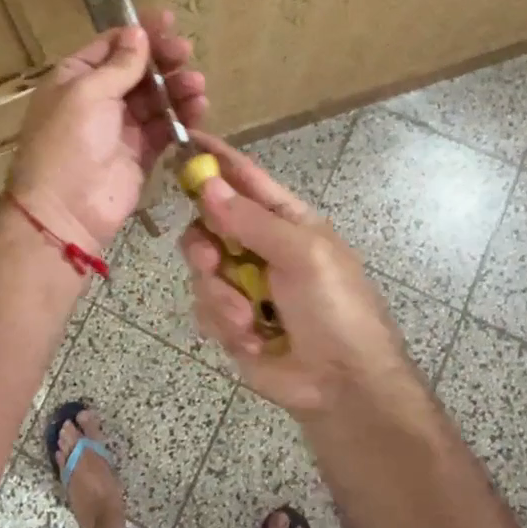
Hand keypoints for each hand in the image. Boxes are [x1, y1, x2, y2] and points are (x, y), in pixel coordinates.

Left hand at [7, 10, 203, 251]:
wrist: (64, 210)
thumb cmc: (67, 142)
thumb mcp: (87, 93)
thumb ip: (119, 65)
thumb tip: (137, 33)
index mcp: (75, 78)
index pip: (111, 46)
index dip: (139, 33)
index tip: (169, 20)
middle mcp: (97, 98)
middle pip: (137, 69)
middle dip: (163, 59)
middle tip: (185, 52)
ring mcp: (120, 126)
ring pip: (155, 97)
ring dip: (177, 87)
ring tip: (197, 84)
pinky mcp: (141, 152)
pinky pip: (165, 126)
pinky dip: (182, 115)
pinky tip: (199, 107)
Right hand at [181, 132, 414, 412]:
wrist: (343, 387)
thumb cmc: (335, 310)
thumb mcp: (302, 255)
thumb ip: (251, 220)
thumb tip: (207, 183)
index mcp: (285, 220)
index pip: (243, 178)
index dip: (214, 160)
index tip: (182, 140)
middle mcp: (258, 246)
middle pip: (207, 224)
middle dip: (205, 245)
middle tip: (212, 261)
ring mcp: (243, 285)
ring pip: (200, 269)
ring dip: (220, 296)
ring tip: (247, 318)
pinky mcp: (230, 321)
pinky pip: (204, 307)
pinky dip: (224, 323)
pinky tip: (251, 339)